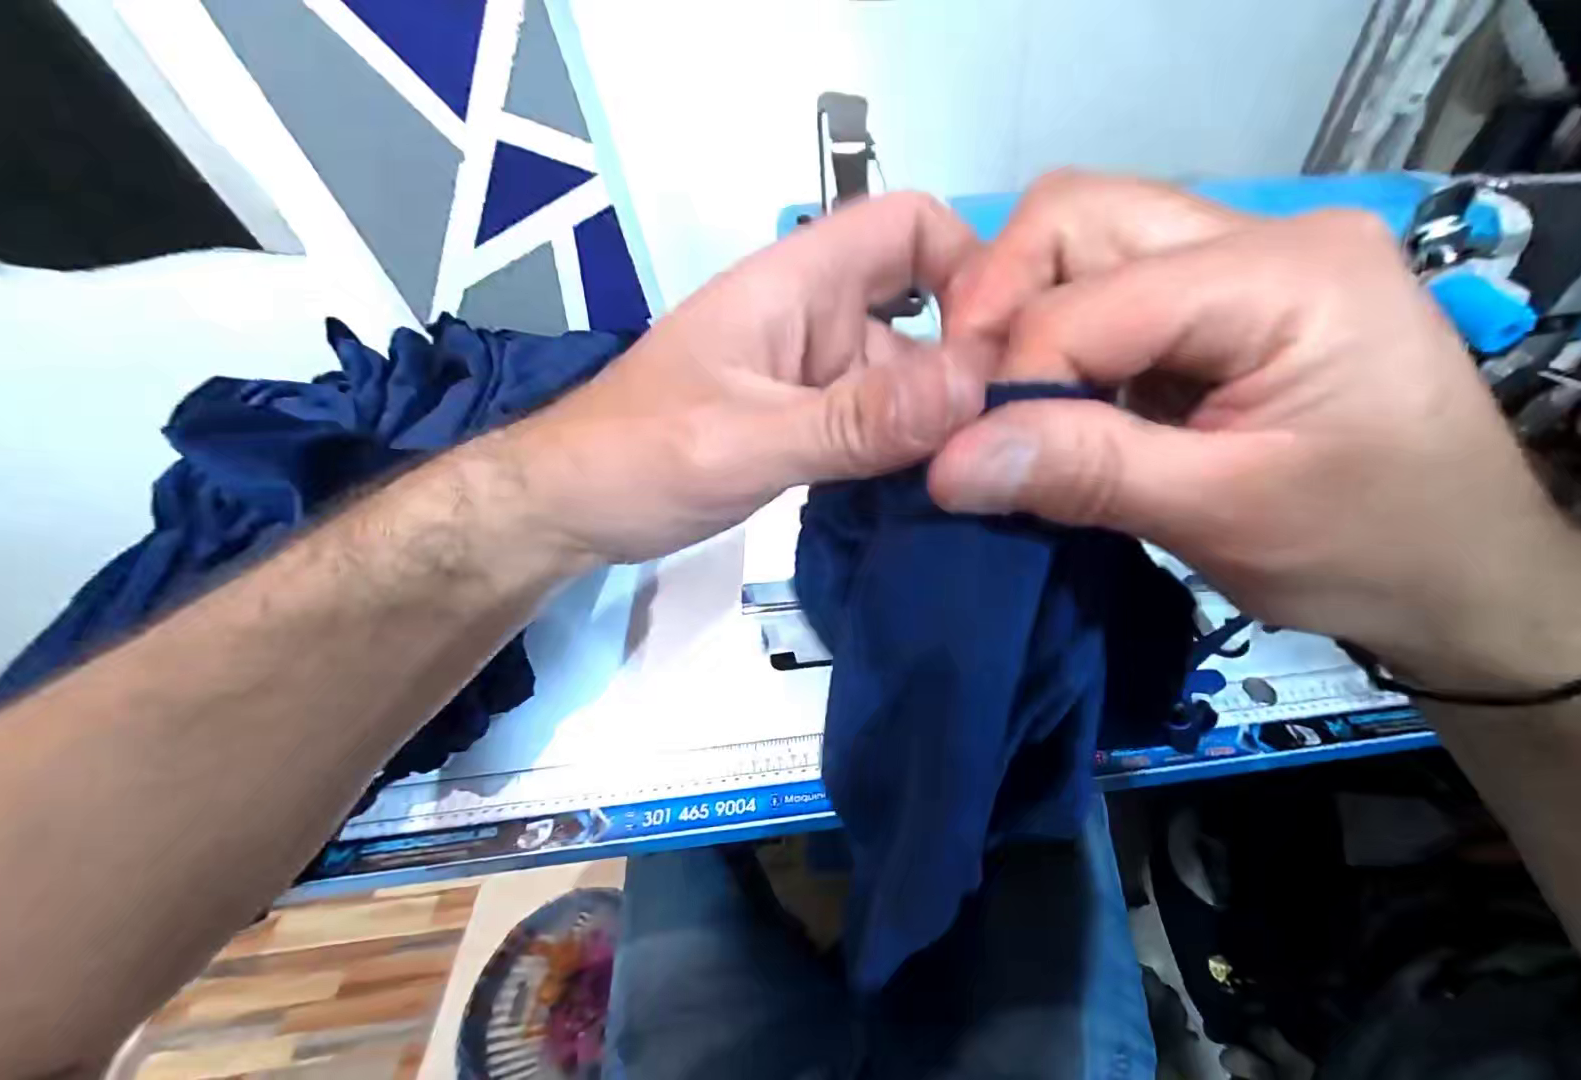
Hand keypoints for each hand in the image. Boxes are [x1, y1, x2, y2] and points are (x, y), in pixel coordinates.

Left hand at [502, 193, 989, 563]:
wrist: (567, 510)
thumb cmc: (634, 459)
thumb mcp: (741, 442)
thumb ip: (851, 421)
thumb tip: (971, 389)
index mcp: (797, 286)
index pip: (910, 225)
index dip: (971, 267)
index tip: (1002, 352)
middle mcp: (819, 321)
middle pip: (928, 311)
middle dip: (974, 365)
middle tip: (1013, 440)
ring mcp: (818, 377)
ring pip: (911, 379)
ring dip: (947, 422)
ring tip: (990, 478)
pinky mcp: (814, 424)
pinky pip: (884, 426)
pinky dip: (913, 453)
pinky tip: (936, 494)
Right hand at [927, 171, 1580, 687]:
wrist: (1462, 575)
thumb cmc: (1367, 548)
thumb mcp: (1220, 515)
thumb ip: (1084, 473)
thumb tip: (947, 467)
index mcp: (1282, 273)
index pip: (1088, 298)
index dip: (1009, 376)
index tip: (965, 458)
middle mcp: (1259, 236)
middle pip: (1075, 219)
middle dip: (1001, 310)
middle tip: (978, 407)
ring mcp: (1240, 263)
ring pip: (1082, 246)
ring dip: (1025, 323)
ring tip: (1014, 409)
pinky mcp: (1220, 306)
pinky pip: (1106, 294)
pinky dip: (1060, 346)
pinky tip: (1059, 404)